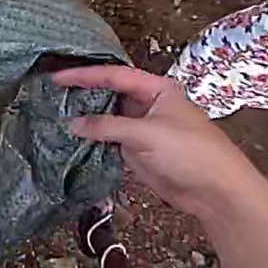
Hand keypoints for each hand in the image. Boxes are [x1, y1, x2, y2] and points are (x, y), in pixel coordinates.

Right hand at [54, 65, 267, 227]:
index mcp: (156, 89)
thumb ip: (107, 126)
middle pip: (108, 93)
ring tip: (54, 112)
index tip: (57, 78)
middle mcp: (146, 104)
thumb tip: (72, 124)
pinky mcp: (135, 148)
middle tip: (51, 93)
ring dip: (84, 116)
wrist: (216, 192)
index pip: (114, 76)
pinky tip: (70, 135)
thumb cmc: (190, 153)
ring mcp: (139, 126)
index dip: (84, 76)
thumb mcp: (146, 134)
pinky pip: (106, 137)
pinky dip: (90, 137)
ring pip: (105, 116)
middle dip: (81, 93)